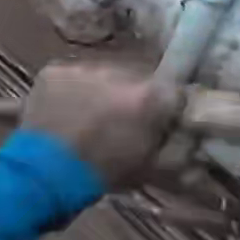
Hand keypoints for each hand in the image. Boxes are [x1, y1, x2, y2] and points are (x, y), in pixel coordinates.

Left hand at [19, 62, 181, 189]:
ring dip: (100, 87)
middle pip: (134, 77)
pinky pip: (70, 74)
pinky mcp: (52, 69)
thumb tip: (193, 136)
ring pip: (100, 73)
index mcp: (148, 96)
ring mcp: (81, 68)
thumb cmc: (104, 171)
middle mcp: (116, 72)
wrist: (46, 168)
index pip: (173, 90)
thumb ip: (179, 146)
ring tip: (89, 110)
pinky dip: (70, 86)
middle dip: (131, 93)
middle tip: (121, 115)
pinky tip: (65, 105)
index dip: (167, 104)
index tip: (161, 116)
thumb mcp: (154, 165)